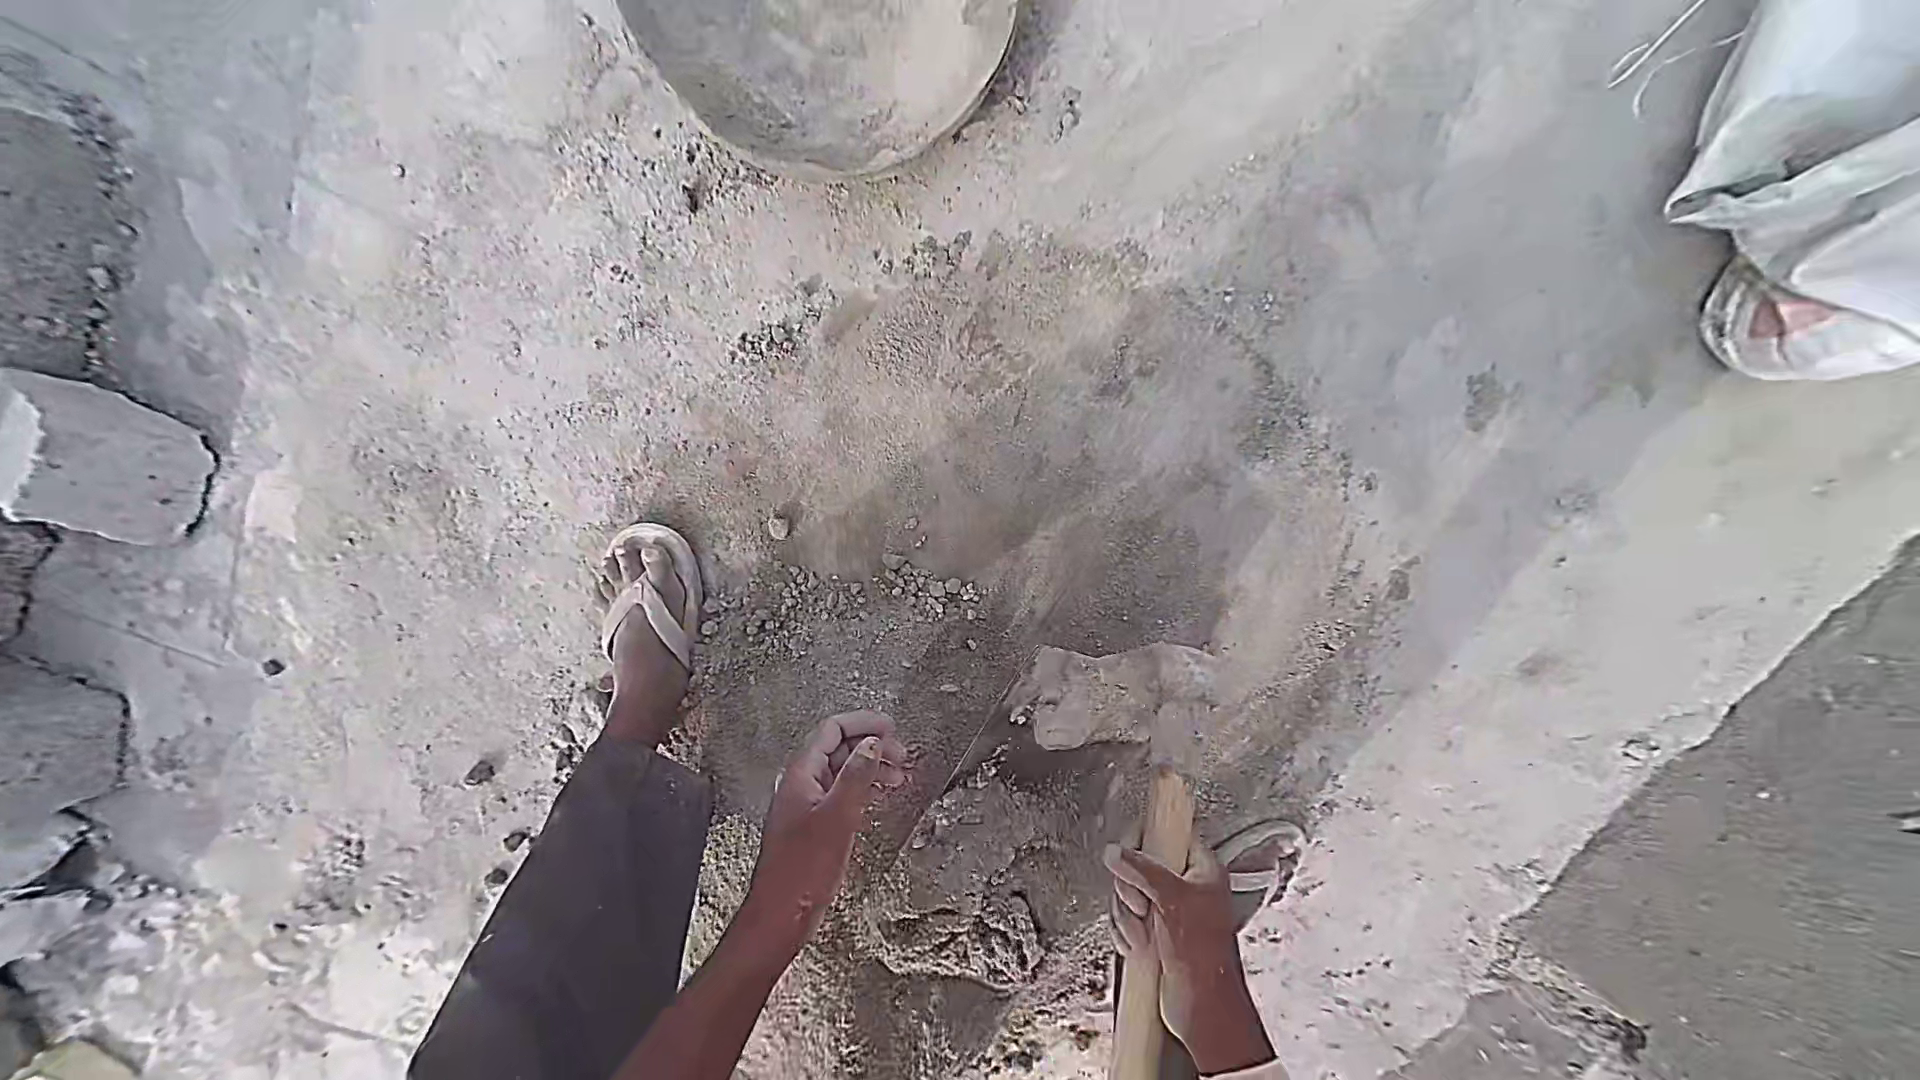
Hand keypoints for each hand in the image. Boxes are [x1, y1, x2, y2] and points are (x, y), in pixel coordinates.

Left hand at [740, 710, 908, 953]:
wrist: (780, 916)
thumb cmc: (801, 872)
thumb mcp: (838, 816)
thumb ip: (856, 776)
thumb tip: (872, 745)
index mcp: (801, 774)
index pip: (832, 730)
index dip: (863, 723)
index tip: (890, 727)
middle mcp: (801, 783)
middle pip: (839, 747)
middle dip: (872, 745)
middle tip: (900, 754)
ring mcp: (806, 803)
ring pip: (843, 770)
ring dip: (871, 767)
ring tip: (897, 775)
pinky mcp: (814, 823)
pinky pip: (842, 792)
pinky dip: (864, 787)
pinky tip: (878, 796)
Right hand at [1105, 835, 1275, 1075]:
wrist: (1203, 1011)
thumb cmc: (1205, 958)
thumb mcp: (1173, 901)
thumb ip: (1141, 870)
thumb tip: (1115, 851)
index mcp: (1199, 867)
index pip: (1165, 830)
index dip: (1143, 840)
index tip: (1129, 851)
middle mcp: (1183, 883)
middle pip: (1137, 862)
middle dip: (1130, 889)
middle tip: (1143, 906)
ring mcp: (1166, 906)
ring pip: (1126, 890)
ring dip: (1127, 915)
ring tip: (1144, 932)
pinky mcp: (1151, 928)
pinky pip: (1123, 915)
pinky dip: (1124, 929)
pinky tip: (1137, 944)